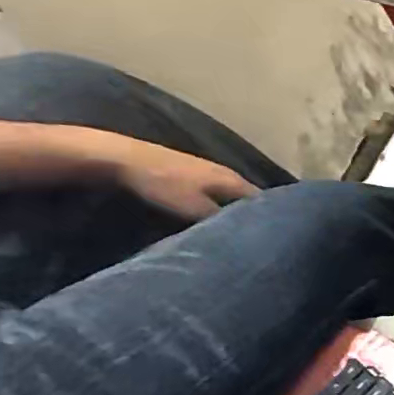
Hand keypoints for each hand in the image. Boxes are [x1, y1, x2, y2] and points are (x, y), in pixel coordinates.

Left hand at [103, 135, 257, 220]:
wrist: (124, 158)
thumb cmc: (163, 184)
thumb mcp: (194, 208)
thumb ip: (222, 220)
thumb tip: (242, 234)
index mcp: (236, 181)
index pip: (265, 203)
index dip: (269, 219)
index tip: (269, 236)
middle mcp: (230, 174)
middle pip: (250, 198)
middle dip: (254, 214)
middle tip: (254, 235)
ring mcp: (212, 171)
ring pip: (234, 194)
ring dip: (236, 208)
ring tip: (236, 226)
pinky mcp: (195, 172)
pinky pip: (219, 190)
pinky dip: (221, 202)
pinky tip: (214, 211)